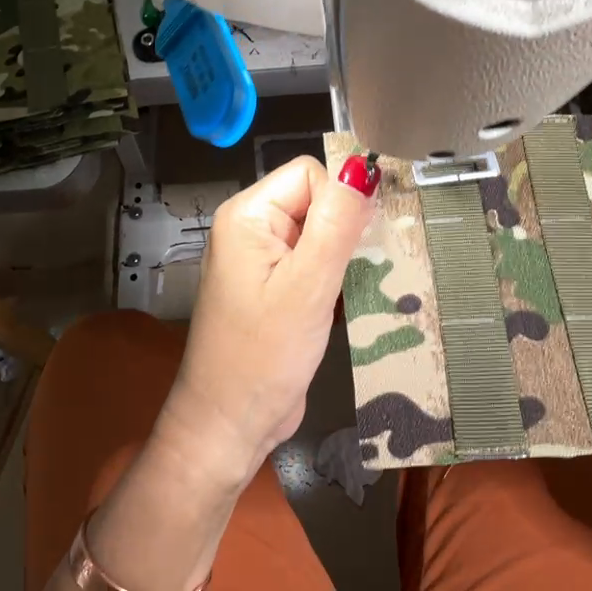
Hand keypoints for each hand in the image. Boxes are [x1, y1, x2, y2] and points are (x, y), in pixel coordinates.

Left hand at [161, 155, 374, 483]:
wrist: (229, 426)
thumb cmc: (262, 356)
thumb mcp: (307, 287)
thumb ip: (336, 224)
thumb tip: (362, 166)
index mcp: (247, 215)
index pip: (309, 175)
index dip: (339, 202)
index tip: (355, 248)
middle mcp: (251, 228)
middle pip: (316, 200)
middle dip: (345, 231)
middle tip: (359, 274)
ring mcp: (262, 260)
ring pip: (320, 234)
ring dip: (345, 258)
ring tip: (354, 293)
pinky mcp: (275, 288)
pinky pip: (315, 263)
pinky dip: (335, 279)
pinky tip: (346, 307)